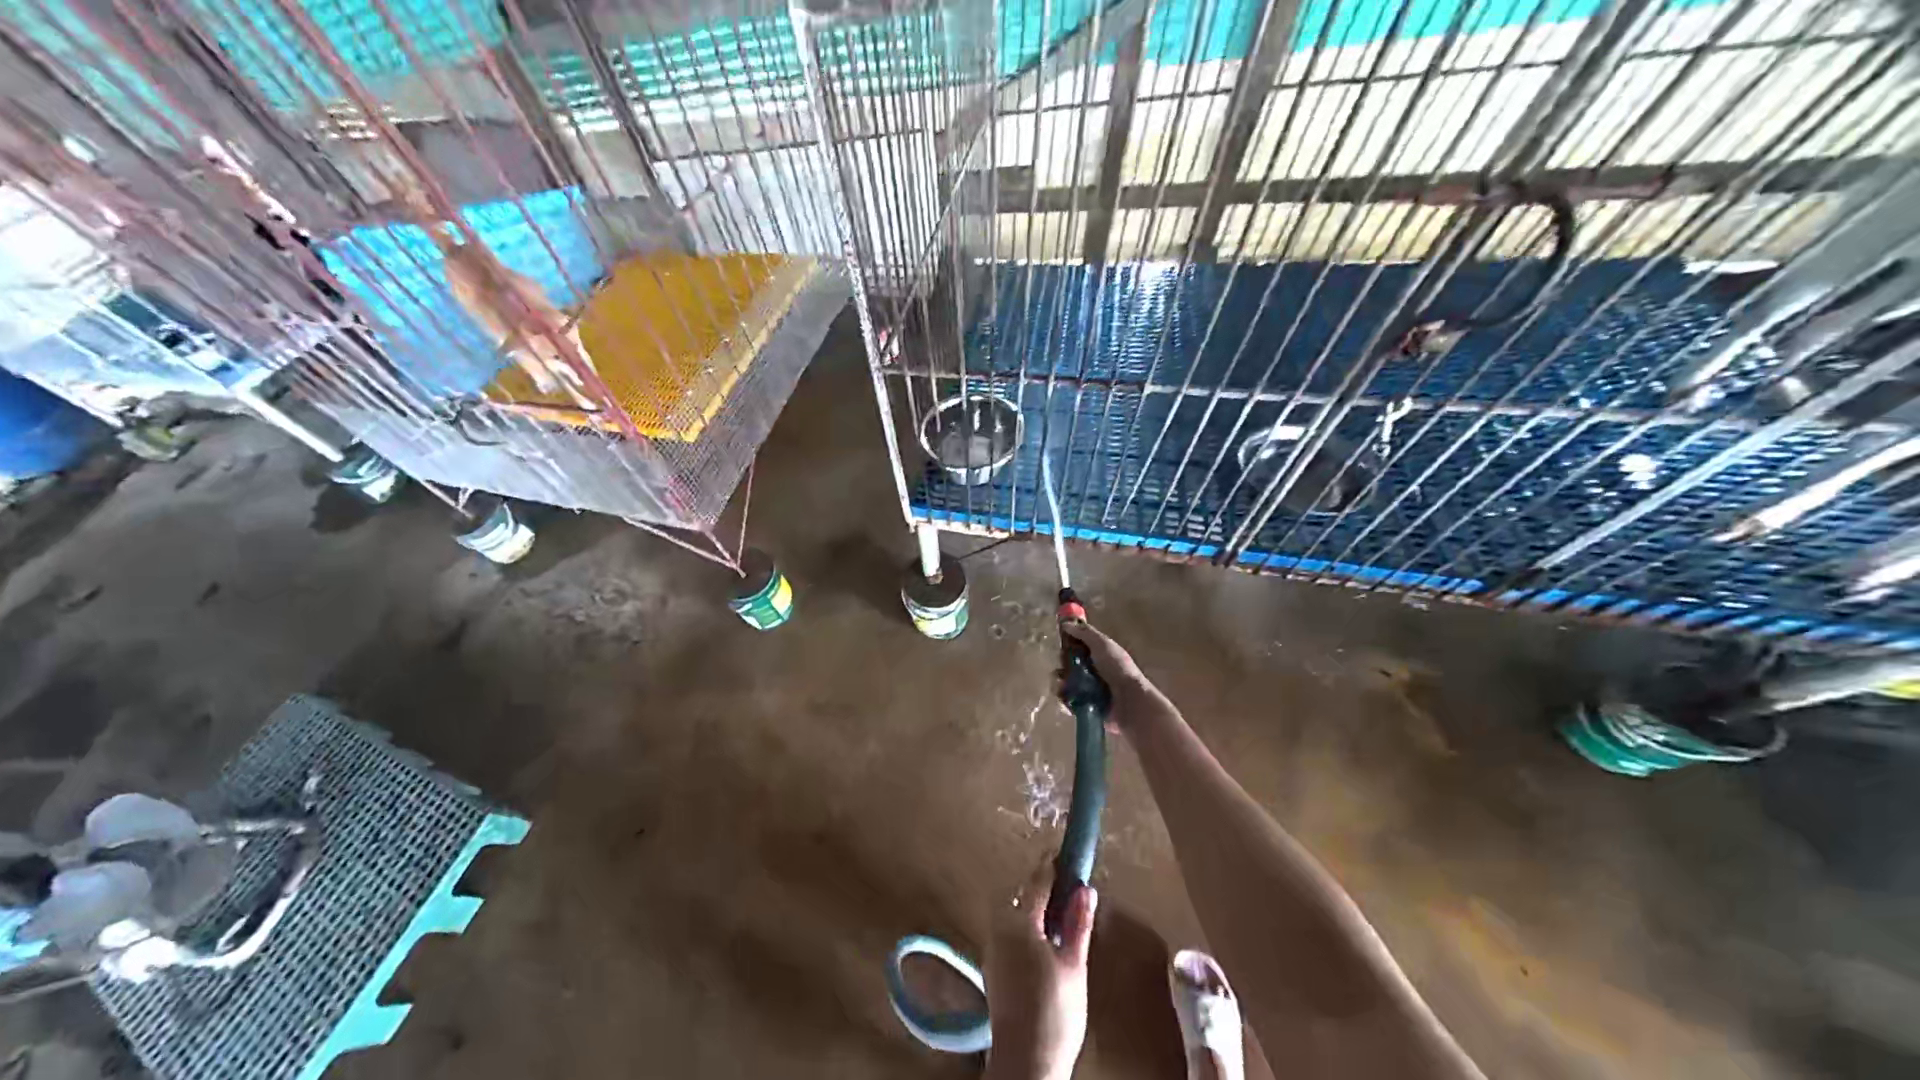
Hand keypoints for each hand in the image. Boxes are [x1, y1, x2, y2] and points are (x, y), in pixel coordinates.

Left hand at [984, 864, 1097, 1079]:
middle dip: (1043, 886)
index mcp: (1019, 924)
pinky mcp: (993, 969)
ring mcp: (993, 949)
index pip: (1036, 882)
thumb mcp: (1074, 965)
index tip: (1066, 852)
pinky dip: (1028, 927)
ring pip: (1015, 915)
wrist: (1026, 1064)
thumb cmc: (1055, 1012)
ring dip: (1035, 907)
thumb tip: (1085, 888)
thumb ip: (1077, 924)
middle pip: (1022, 897)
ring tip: (1062, 912)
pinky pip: (1010, 933)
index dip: (1052, 865)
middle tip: (1069, 885)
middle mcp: (999, 929)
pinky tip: (1045, 941)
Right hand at [1058, 618, 1145, 700]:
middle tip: (1064, 666)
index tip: (1061, 642)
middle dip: (1062, 663)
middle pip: (1067, 663)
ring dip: (1059, 682)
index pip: (1076, 645)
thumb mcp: (1102, 644)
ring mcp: (1087, 689)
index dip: (1067, 642)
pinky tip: (1064, 697)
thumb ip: (1084, 633)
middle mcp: (1092, 670)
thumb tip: (1066, 624)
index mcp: (1098, 653)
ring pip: (1065, 682)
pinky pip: (1067, 701)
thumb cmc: (1117, 667)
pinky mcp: (1084, 706)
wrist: (1129, 699)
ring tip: (1062, 684)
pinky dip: (1063, 699)